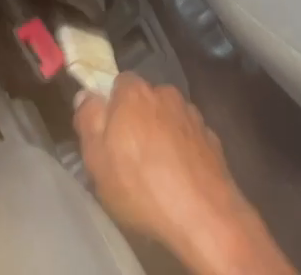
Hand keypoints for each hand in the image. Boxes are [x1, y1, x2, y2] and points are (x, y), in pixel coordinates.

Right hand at [74, 76, 264, 266]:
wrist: (206, 217)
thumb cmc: (141, 186)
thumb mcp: (97, 158)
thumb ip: (88, 119)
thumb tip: (87, 95)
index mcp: (135, 93)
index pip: (118, 83)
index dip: (110, 107)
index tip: (106, 135)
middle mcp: (166, 95)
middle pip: (144, 101)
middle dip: (136, 121)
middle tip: (126, 157)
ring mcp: (193, 117)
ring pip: (167, 119)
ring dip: (160, 135)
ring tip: (155, 173)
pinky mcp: (213, 140)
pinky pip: (188, 138)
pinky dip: (182, 151)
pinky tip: (179, 179)